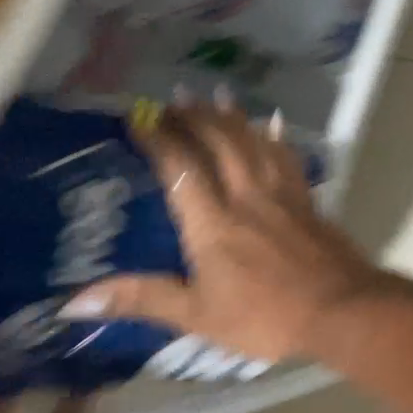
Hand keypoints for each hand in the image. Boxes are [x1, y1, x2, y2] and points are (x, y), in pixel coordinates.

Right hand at [60, 95, 379, 362]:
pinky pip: (288, 157)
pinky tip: (272, 123)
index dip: (161, 140)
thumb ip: (141, 299)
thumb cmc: (264, 317)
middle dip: (198, 118)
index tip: (140, 117)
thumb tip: (73, 300)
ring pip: (256, 144)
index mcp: (215, 223)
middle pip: (223, 145)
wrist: (339, 307)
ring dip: (235, 118)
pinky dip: (276, 137)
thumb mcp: (196, 316)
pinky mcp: (308, 199)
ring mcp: (283, 194)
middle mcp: (248, 197)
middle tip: (178, 96)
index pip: (183, 170)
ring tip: (219, 94)